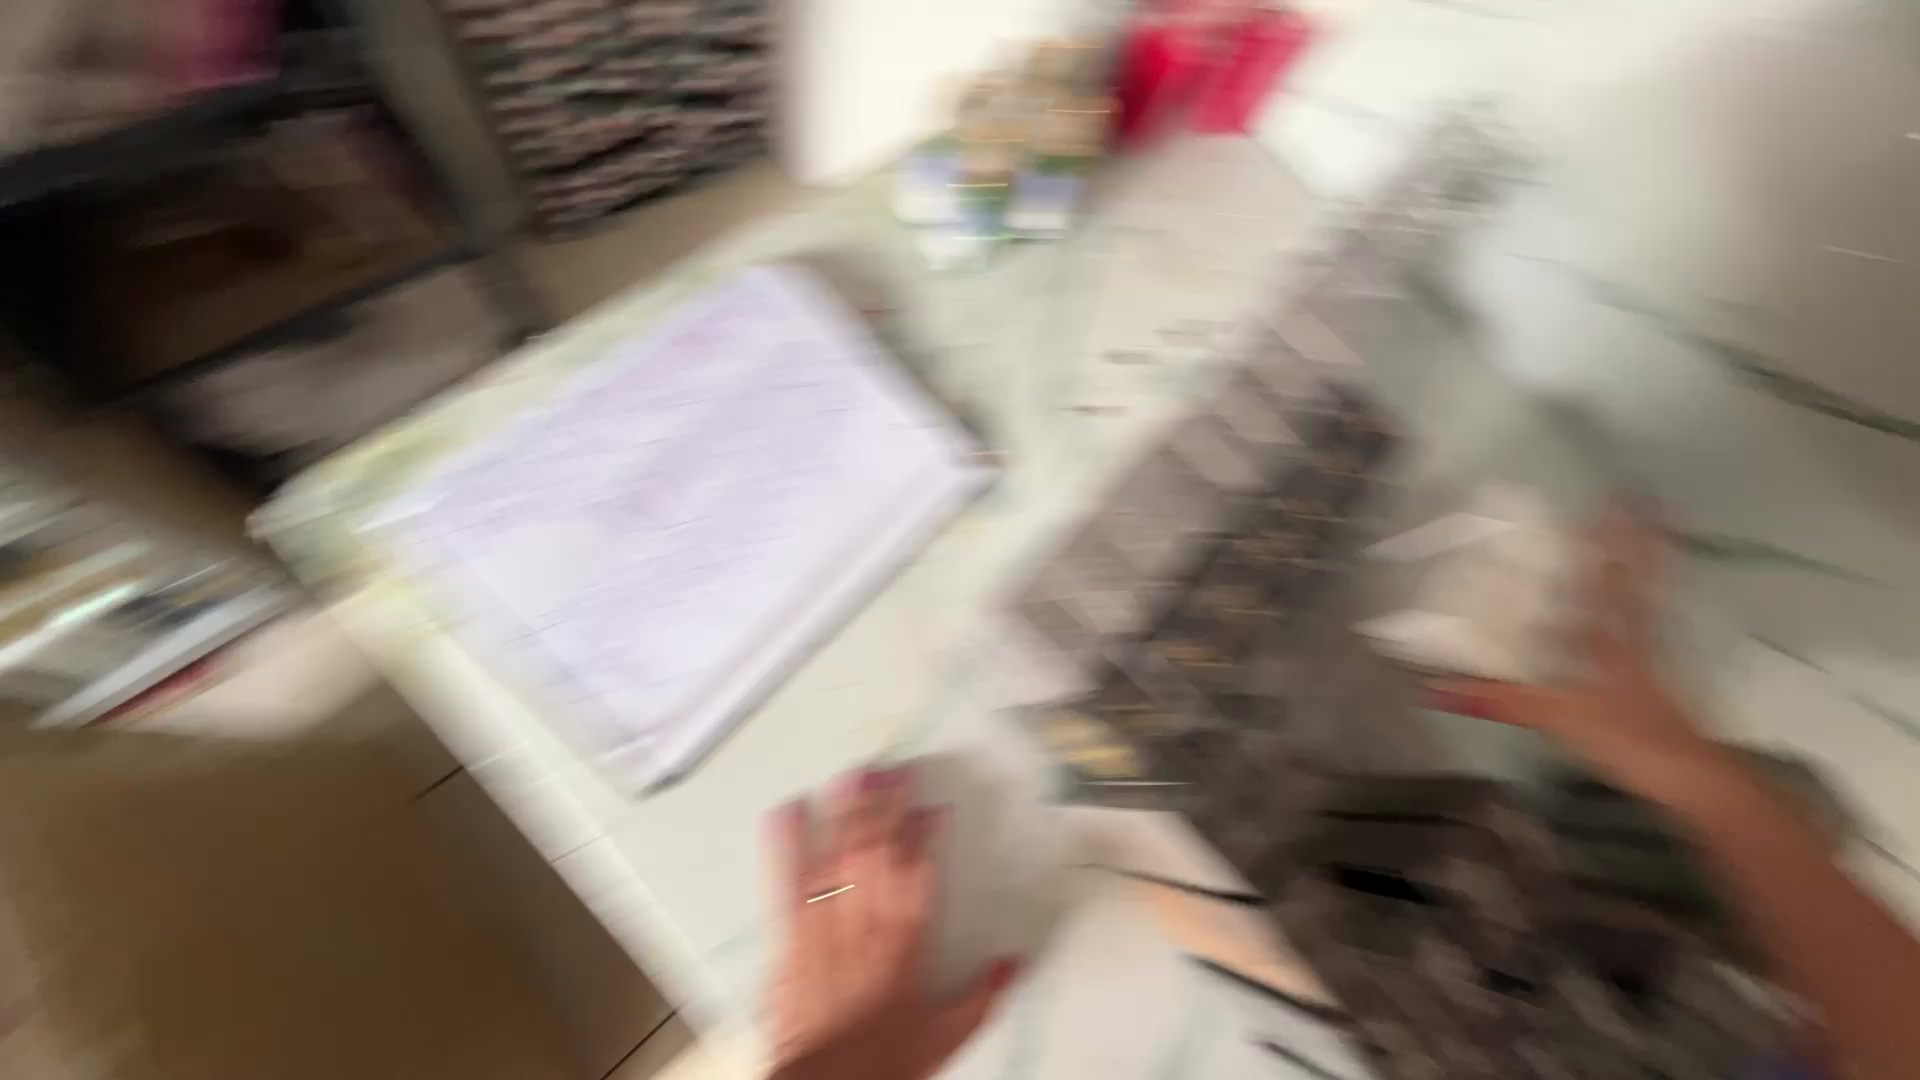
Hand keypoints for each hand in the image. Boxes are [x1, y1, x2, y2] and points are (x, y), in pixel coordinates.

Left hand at [764, 765, 1020, 1079]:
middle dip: (886, 806)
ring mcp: (825, 925)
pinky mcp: (790, 936)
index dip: (927, 836)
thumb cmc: (883, 1060)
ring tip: (852, 775)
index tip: (934, 808)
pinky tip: (787, 812)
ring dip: (846, 813)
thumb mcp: (946, 1034)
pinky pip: (787, 883)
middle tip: (893, 770)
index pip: (920, 873)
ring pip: (838, 856)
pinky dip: (786, 845)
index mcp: (906, 942)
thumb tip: (1016, 961)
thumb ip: (985, 993)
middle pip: (878, 851)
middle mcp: (867, 924)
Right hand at [1424, 502, 1737, 805]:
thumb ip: (1496, 699)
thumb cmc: (1631, 739)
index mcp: (1613, 638)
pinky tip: (1622, 608)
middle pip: (1639, 579)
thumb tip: (1428, 687)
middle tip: (1637, 505)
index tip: (1618, 500)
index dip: (1616, 539)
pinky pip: (1643, 626)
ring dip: (1642, 567)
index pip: (1612, 578)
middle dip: (1637, 542)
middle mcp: (1636, 637)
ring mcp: (1651, 658)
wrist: (1699, 783)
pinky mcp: (1656, 679)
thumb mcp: (1556, 718)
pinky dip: (1637, 604)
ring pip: (1646, 599)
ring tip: (1636, 538)